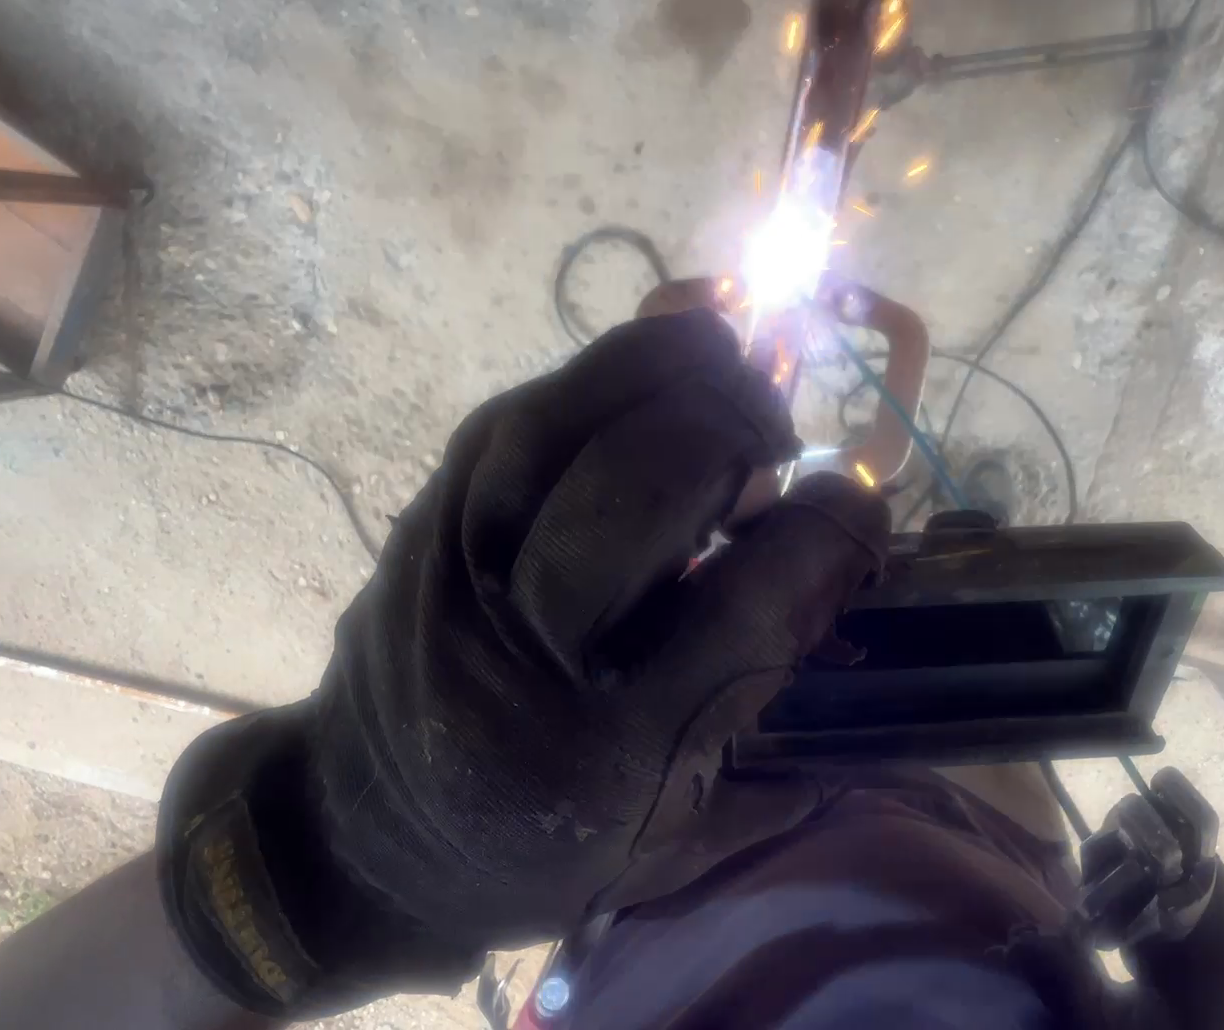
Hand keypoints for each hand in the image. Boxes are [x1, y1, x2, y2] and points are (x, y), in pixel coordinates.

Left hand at [157, 298, 889, 1017]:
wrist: (360, 839)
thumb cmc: (543, 848)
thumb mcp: (679, 838)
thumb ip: (777, 736)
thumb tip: (852, 595)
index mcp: (614, 749)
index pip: (751, 601)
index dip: (830, 533)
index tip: (863, 512)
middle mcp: (529, 645)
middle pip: (648, 480)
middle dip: (738, 431)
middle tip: (776, 444)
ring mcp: (457, 558)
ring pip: (575, 409)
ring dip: (680, 375)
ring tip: (732, 390)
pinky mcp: (423, 510)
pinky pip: (531, 403)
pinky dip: (616, 374)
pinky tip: (662, 390)